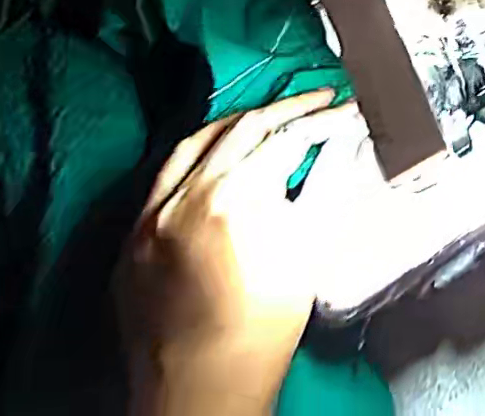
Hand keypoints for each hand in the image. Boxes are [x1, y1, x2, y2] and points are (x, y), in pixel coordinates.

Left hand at [116, 90, 354, 415]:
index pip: (289, 136)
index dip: (327, 119)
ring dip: (242, 122)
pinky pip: (167, 176)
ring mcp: (148, 218)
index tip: (352, 110)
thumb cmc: (270, 313)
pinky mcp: (132, 239)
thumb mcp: (313, 237)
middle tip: (324, 99)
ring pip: (196, 142)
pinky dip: (204, 153)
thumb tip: (344, 139)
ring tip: (275, 115)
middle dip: (290, 108)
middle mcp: (183, 197)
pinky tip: (227, 156)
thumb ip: (328, 177)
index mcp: (233, 196)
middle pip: (244, 127)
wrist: (203, 384)